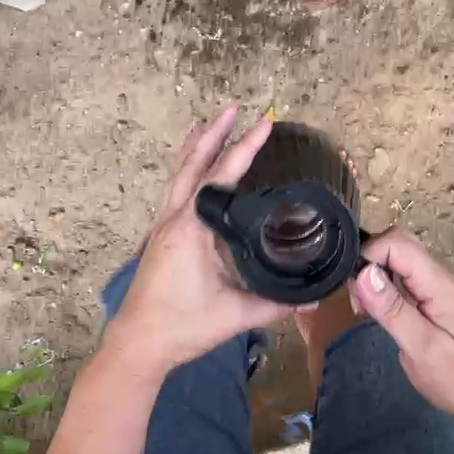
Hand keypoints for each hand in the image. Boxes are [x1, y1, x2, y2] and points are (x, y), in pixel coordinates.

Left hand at [104, 107, 284, 374]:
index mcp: (192, 229)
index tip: (264, 123)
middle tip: (234, 109)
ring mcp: (162, 226)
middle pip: (194, 164)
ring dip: (196, 147)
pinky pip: (173, 189)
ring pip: (179, 174)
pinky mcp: (159, 236)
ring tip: (208, 122)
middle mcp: (174, 219)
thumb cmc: (182, 327)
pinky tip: (190, 167)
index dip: (245, 148)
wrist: (137, 345)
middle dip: (216, 134)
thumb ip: (276, 303)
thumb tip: (316, 295)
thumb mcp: (235, 314)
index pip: (222, 177)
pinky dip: (184, 169)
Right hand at [348, 230, 453, 430]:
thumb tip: (362, 273)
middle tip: (356, 298)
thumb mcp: (421, 348)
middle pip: (395, 243)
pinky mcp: (424, 298)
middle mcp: (434, 276)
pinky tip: (372, 310)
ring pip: (394, 257)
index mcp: (437, 282)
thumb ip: (392, 310)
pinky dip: (378, 285)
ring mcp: (430, 286)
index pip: (396, 243)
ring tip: (363, 307)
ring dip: (371, 273)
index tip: (354, 288)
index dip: (368, 255)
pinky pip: (397, 276)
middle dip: (367, 260)